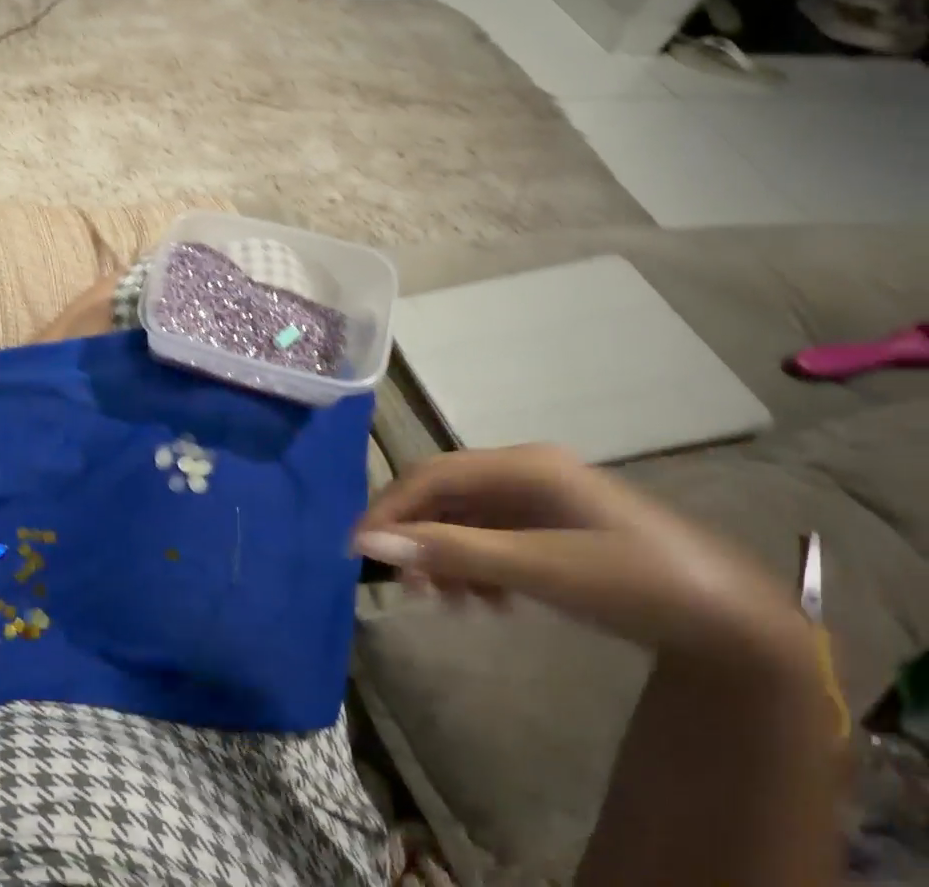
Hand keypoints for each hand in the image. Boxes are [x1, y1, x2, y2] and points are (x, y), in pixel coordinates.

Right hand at [353, 445, 812, 674]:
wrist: (734, 625)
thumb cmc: (635, 583)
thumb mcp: (539, 569)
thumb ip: (453, 552)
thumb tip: (368, 541)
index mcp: (525, 466)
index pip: (432, 475)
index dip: (389, 509)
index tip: (358, 551)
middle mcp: (527, 472)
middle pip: (445, 495)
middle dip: (417, 538)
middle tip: (405, 585)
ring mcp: (542, 500)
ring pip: (464, 520)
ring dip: (445, 557)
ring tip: (448, 602)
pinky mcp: (553, 529)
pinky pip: (491, 539)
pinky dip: (475, 567)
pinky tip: (485, 601)